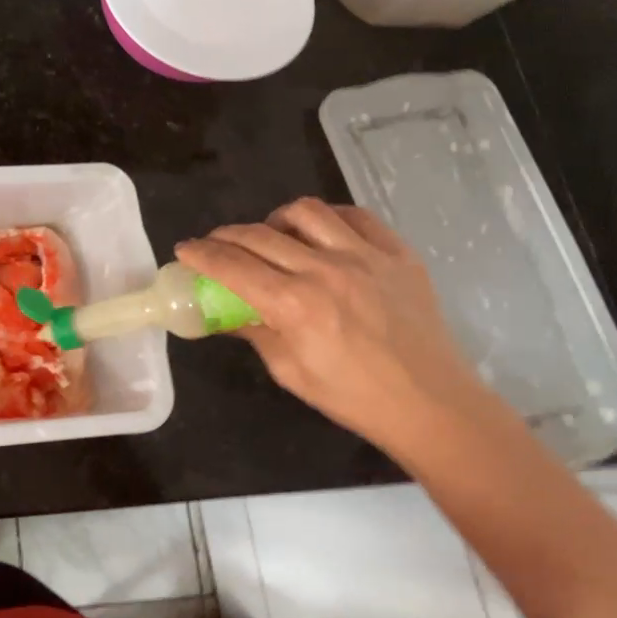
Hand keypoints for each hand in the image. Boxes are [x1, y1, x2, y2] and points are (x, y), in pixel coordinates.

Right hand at [175, 197, 504, 458]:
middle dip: (226, 236)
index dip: (201, 254)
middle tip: (216, 245)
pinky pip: (355, 217)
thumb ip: (253, 331)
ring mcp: (366, 258)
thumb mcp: (289, 370)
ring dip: (275, 220)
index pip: (232, 266)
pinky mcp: (398, 254)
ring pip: (305, 212)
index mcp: (295, 306)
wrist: (432, 405)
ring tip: (272, 238)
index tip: (184, 250)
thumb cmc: (353, 398)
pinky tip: (320, 236)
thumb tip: (220, 313)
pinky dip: (328, 219)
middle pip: (259, 235)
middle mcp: (327, 272)